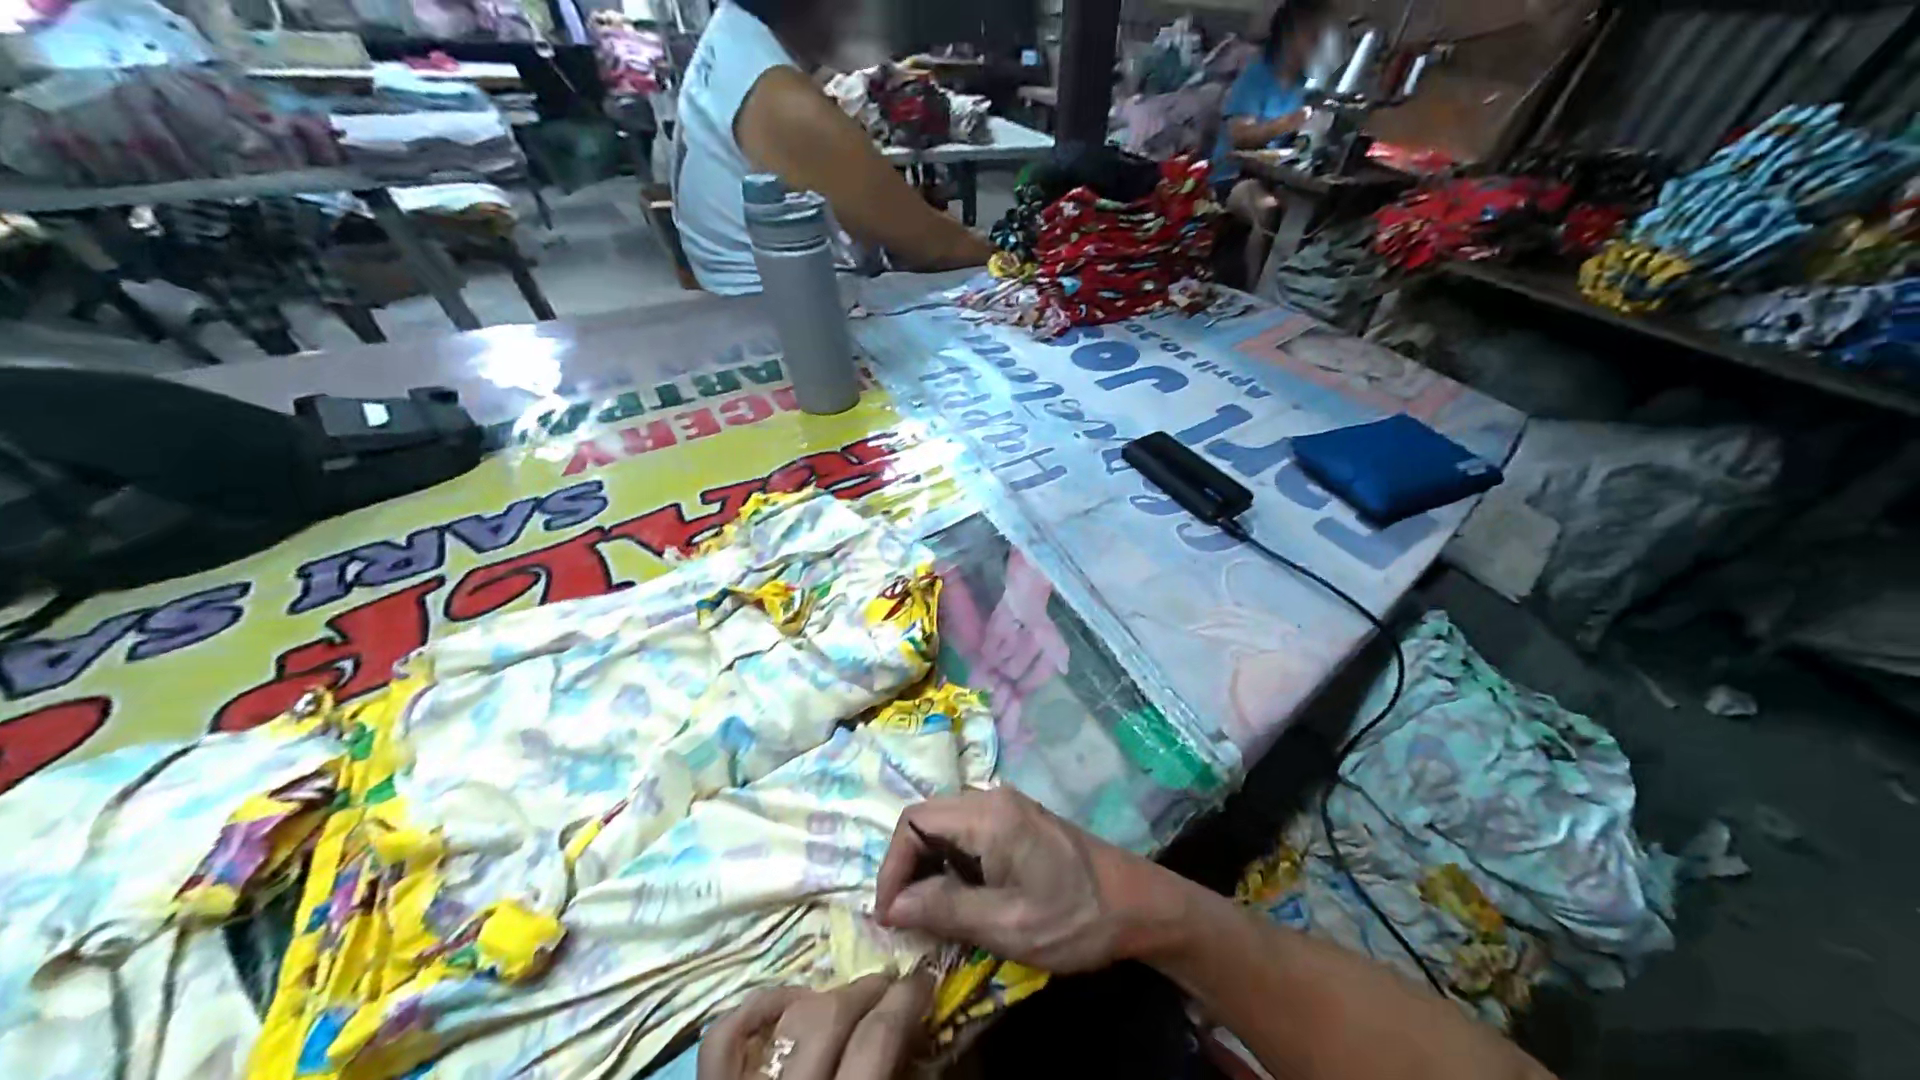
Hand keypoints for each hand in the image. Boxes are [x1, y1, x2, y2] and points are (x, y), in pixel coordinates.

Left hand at [698, 973, 934, 1079]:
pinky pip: (724, 1038)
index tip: (925, 982)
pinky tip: (790, 1004)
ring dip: (826, 996)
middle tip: (894, 986)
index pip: (876, 1041)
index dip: (906, 1001)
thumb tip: (917, 1046)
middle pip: (830, 1018)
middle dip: (870, 991)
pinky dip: (758, 1008)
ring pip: (785, 1020)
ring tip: (851, 998)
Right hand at [874, 788, 1182, 973]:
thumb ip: (944, 909)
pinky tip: (958, 898)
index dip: (891, 867)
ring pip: (944, 827)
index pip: (913, 823)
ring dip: (928, 868)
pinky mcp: (1015, 821)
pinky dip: (950, 864)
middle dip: (907, 867)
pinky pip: (965, 834)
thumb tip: (890, 906)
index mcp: (988, 814)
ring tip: (927, 913)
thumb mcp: (1006, 925)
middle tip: (905, 917)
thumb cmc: (1074, 917)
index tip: (889, 915)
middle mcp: (991, 798)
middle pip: (925, 820)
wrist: (1137, 905)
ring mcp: (1005, 807)